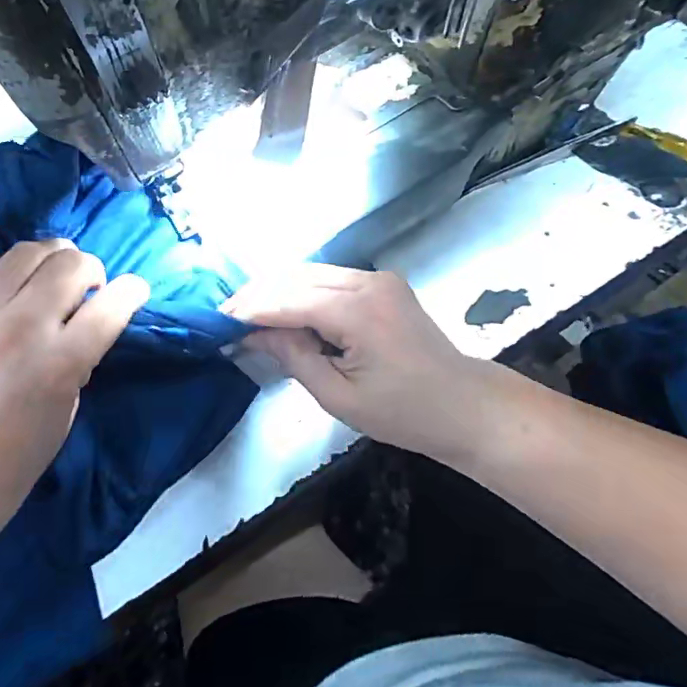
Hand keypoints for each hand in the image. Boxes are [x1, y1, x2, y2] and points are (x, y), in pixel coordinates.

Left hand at [0, 194, 150, 568]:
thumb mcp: (56, 427)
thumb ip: (70, 370)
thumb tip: (74, 334)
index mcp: (57, 365)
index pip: (112, 308)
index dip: (133, 293)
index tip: (136, 291)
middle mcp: (18, 327)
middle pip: (70, 268)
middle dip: (92, 271)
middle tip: (91, 287)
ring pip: (23, 254)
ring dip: (51, 252)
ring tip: (56, 263)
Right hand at [222, 265, 508, 462]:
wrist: (466, 406)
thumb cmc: (404, 413)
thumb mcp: (339, 396)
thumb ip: (292, 357)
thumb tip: (252, 333)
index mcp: (359, 312)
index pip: (289, 301)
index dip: (251, 310)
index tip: (219, 321)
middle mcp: (367, 282)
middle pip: (295, 277)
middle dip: (258, 295)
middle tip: (226, 316)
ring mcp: (376, 278)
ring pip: (308, 272)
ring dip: (275, 290)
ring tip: (247, 312)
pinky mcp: (380, 282)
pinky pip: (327, 278)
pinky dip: (298, 290)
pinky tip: (282, 308)